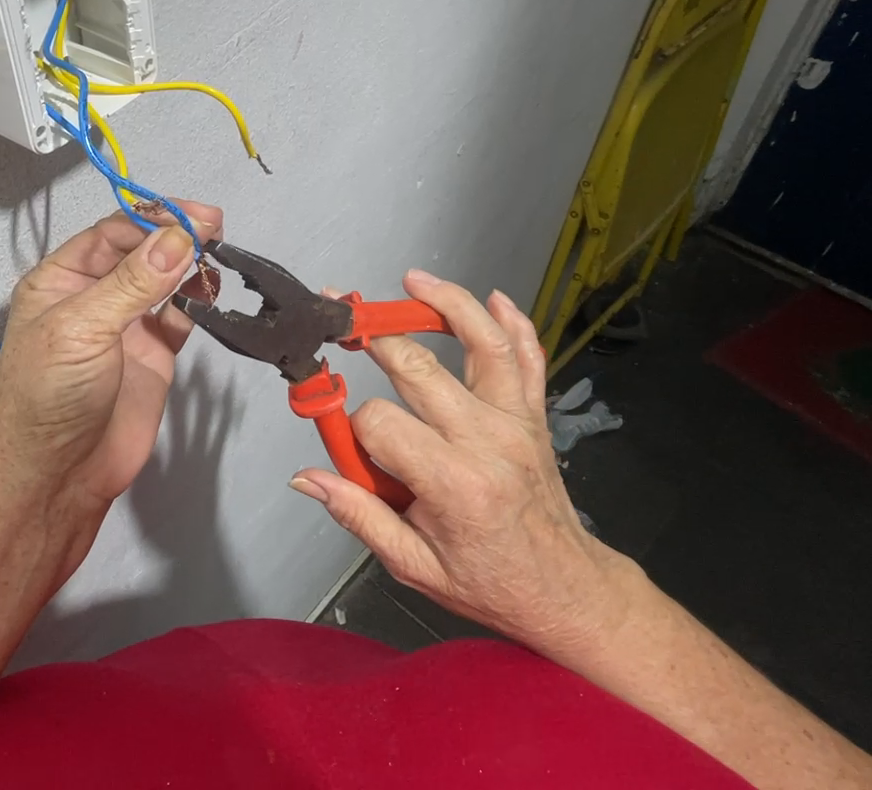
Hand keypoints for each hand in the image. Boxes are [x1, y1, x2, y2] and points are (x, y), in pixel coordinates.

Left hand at [0, 203, 221, 509]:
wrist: (60, 477)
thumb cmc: (50, 396)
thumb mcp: (82, 329)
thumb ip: (132, 283)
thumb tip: (180, 237)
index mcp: (60, 280)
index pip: (110, 233)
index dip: (151, 219)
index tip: (193, 214)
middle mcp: (92, 296)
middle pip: (138, 251)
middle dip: (174, 235)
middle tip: (216, 226)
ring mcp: (124, 325)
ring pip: (161, 279)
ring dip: (187, 263)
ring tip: (219, 251)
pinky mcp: (152, 355)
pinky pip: (178, 316)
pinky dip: (196, 299)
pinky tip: (211, 286)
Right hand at [289, 270, 637, 654]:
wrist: (567, 591)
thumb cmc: (489, 580)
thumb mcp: (412, 564)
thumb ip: (356, 514)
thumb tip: (304, 477)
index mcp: (451, 481)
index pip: (380, 422)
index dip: (354, 426)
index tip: (348, 439)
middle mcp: (486, 440)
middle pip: (418, 366)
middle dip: (374, 338)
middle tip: (345, 322)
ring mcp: (516, 421)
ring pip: (485, 345)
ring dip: (446, 304)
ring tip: (413, 281)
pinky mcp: (534, 416)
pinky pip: (529, 360)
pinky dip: (514, 324)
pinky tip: (493, 299)